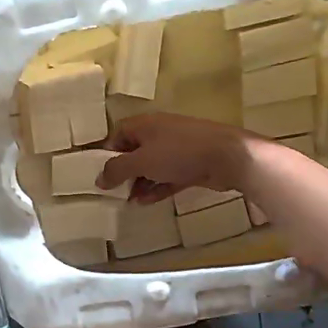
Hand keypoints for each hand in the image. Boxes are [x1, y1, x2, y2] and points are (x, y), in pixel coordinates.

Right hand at [98, 113, 257, 202]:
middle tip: (113, 191)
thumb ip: (117, 170)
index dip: (107, 153)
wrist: (228, 157)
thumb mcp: (141, 161)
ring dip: (139, 183)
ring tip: (128, 201)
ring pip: (151, 166)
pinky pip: (167, 176)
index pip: (117, 135)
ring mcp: (177, 148)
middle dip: (123, 172)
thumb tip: (99, 179)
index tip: (100, 173)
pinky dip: (156, 188)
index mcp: (144, 125)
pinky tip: (145, 202)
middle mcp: (159, 133)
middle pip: (133, 152)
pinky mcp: (190, 164)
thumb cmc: (178, 153)